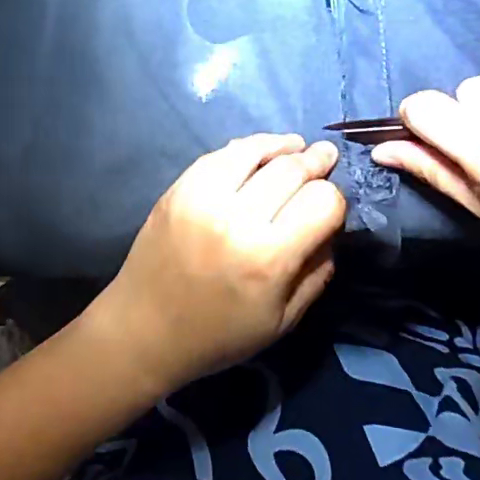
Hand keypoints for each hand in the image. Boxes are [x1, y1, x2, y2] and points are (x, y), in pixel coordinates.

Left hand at [81, 134, 346, 395]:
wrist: (145, 327)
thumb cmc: (220, 334)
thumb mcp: (285, 318)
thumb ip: (317, 269)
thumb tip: (330, 225)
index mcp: (268, 257)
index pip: (321, 201)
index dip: (335, 198)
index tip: (333, 201)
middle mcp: (234, 218)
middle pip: (288, 170)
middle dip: (314, 162)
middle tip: (325, 155)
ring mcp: (199, 199)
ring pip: (248, 152)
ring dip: (277, 145)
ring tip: (293, 145)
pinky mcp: (174, 192)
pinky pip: (213, 158)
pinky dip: (240, 150)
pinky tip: (254, 153)